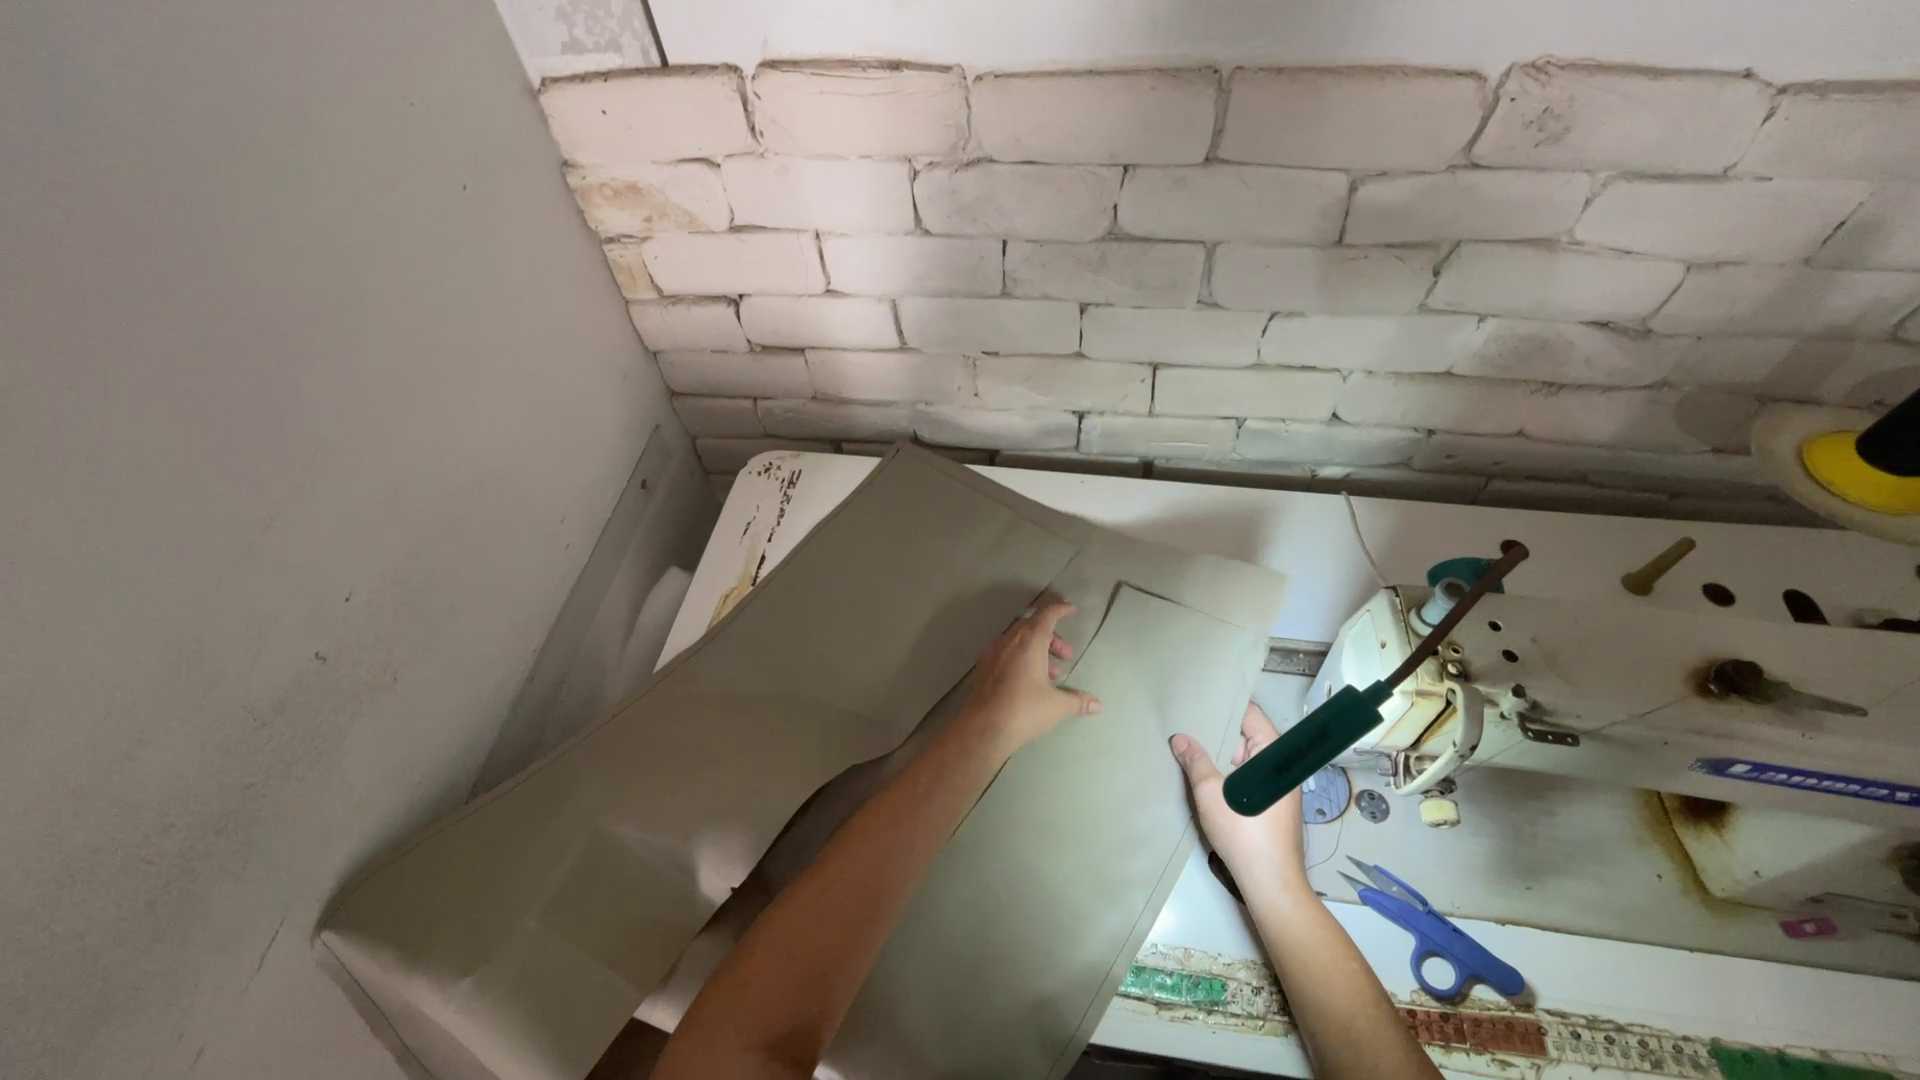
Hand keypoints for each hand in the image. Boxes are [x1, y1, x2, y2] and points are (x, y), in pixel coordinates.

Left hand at [959, 600, 1100, 752]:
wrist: (984, 727)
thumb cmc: (1025, 709)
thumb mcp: (1057, 706)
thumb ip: (1078, 701)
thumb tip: (1097, 705)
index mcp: (1029, 642)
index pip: (1046, 616)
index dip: (1060, 610)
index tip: (1071, 610)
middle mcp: (1009, 641)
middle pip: (1032, 627)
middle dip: (1051, 637)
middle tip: (1065, 656)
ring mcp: (993, 654)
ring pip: (1017, 640)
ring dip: (1036, 649)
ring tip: (1050, 673)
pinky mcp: (983, 668)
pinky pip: (1005, 652)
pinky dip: (1020, 657)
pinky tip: (1028, 680)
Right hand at [1170, 702, 1308, 897]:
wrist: (1271, 883)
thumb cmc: (1243, 832)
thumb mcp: (1210, 792)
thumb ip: (1195, 761)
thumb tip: (1180, 738)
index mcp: (1273, 755)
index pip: (1251, 715)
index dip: (1225, 705)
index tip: (1199, 699)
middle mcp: (1281, 767)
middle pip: (1247, 737)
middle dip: (1217, 733)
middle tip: (1184, 724)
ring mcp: (1278, 788)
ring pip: (1245, 761)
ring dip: (1220, 758)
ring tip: (1186, 748)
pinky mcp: (1272, 806)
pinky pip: (1247, 779)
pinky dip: (1227, 775)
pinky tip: (1202, 778)